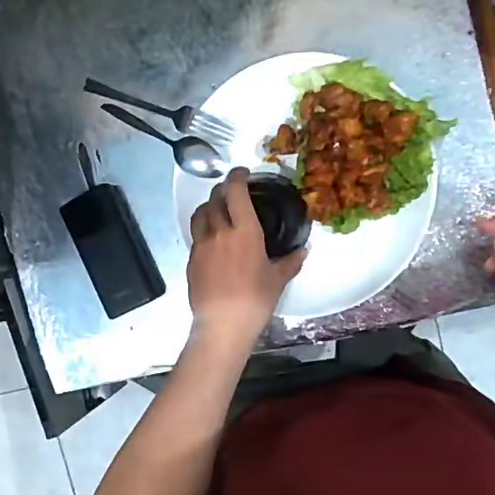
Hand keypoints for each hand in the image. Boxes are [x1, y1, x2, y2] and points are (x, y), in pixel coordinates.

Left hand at [187, 167, 304, 348]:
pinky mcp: (191, 260)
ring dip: (208, 206)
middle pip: (214, 200)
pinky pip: (195, 236)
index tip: (242, 172)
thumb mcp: (278, 279)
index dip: (237, 177)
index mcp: (244, 231)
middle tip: (231, 190)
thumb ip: (290, 261)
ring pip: (199, 215)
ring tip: (218, 209)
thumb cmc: (255, 299)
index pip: (235, 193)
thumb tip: (303, 250)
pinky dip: (203, 229)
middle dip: (222, 190)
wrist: (222, 322)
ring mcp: (201, 245)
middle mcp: (219, 232)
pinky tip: (212, 238)